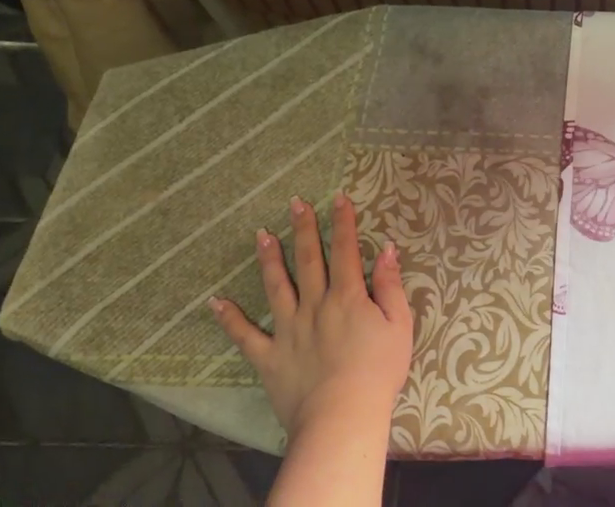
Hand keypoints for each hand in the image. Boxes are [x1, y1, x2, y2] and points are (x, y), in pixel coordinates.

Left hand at [209, 193, 412, 438]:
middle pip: (308, 260)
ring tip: (262, 235)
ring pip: (277, 287)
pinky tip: (215, 301)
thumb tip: (387, 249)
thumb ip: (390, 286)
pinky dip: (230, 318)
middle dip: (303, 229)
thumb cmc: (378, 371)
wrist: (342, 416)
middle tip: (295, 203)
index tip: (337, 198)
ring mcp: (288, 330)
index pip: (345, 250)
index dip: (342, 222)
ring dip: (269, 259)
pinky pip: (245, 336)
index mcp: (347, 296)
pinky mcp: (269, 357)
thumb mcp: (399, 325)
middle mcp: (315, 305)